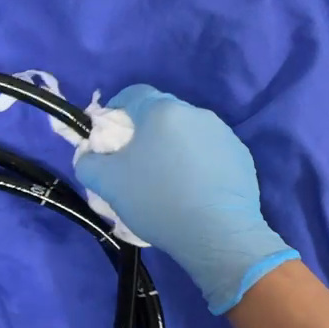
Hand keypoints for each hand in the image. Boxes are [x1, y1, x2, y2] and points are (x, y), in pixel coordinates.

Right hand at [74, 84, 297, 313]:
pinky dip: (194, 163)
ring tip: (163, 181)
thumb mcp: (106, 182)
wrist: (216, 233)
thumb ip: (88, 161)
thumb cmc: (156, 198)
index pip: (132, 94)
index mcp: (162, 111)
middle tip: (132, 164)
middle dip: (143, 133)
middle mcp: (196, 113)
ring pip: (185, 133)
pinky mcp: (241, 156)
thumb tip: (90, 155)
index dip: (114, 112)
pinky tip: (189, 191)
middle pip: (159, 114)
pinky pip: (207, 151)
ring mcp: (223, 133)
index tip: (108, 139)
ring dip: (170, 148)